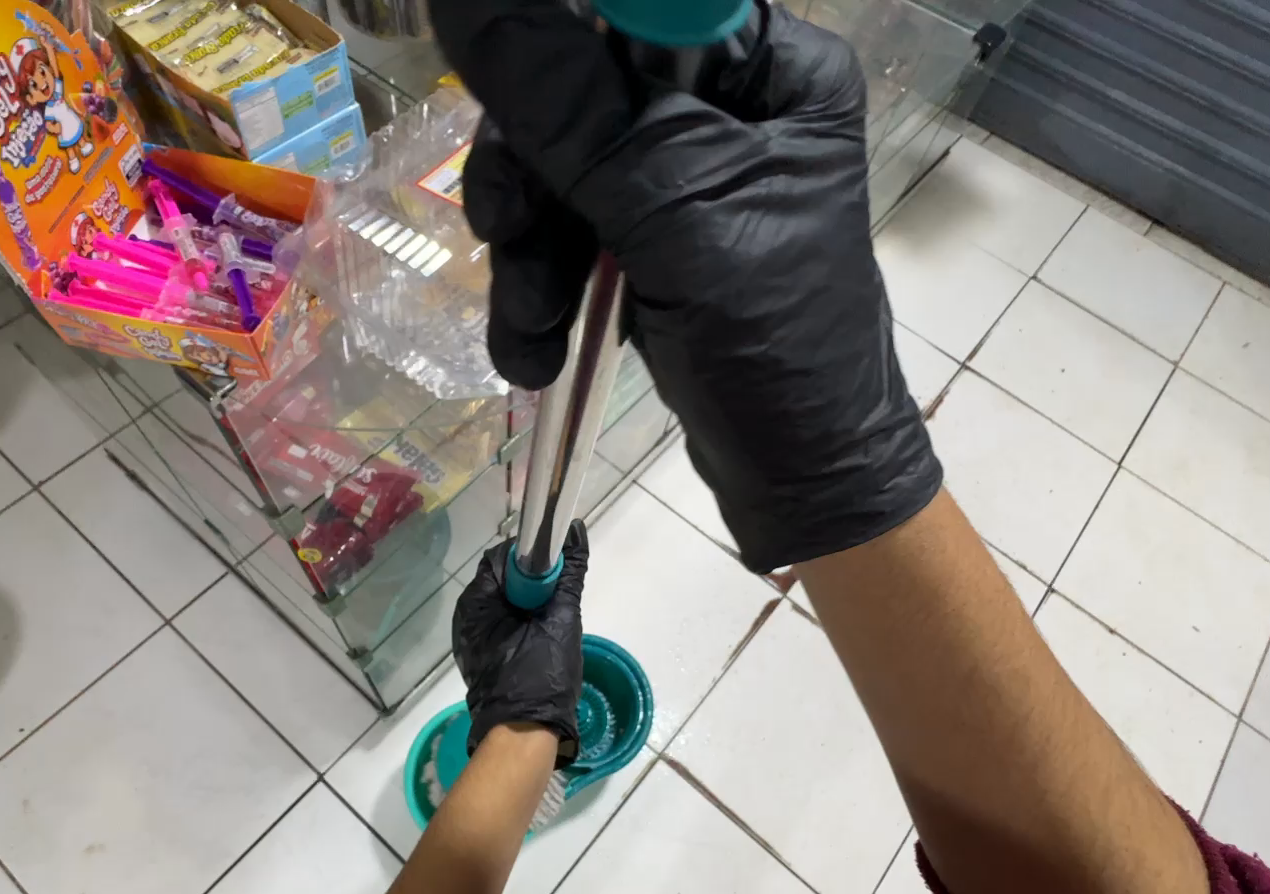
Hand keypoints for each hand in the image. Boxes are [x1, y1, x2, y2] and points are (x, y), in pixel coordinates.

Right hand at [432, 0, 942, 571]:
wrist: (795, 472)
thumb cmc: (775, 346)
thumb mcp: (680, 224)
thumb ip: (578, 117)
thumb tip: (475, 3)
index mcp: (768, 74)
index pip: (638, 11)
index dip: (556, 42)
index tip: (508, 102)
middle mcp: (721, 116)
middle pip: (578, 96)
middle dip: (531, 183)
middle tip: (505, 237)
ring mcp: (676, 190)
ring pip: (556, 180)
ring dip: (527, 262)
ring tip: (530, 334)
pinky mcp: (643, 251)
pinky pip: (566, 243)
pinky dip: (539, 297)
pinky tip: (536, 353)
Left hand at [452, 522, 589, 766]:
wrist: (524, 731)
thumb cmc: (542, 674)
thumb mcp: (562, 619)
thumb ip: (569, 575)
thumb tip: (575, 533)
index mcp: (478, 601)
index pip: (502, 557)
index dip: (531, 556)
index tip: (556, 568)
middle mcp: (466, 615)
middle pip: (501, 578)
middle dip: (532, 582)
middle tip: (557, 599)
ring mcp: (469, 636)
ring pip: (502, 602)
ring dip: (528, 603)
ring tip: (551, 621)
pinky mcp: (478, 654)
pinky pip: (499, 624)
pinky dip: (520, 622)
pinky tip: (539, 638)